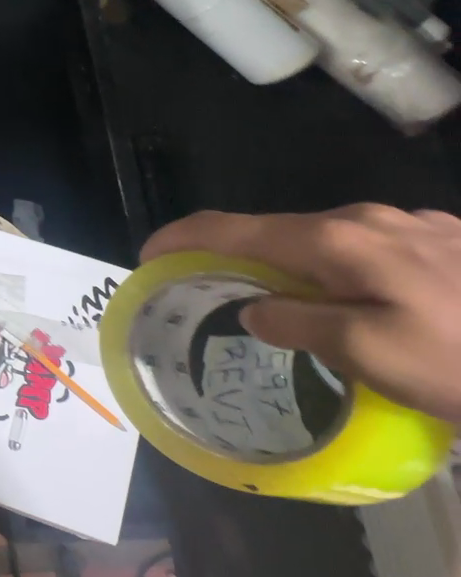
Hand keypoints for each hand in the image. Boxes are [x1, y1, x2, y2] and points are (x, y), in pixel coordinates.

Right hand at [143, 204, 460, 422]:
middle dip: (239, 262)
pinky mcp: (457, 244)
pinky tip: (378, 312)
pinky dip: (348, 276)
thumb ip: (297, 325)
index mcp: (333, 239)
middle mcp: (366, 220)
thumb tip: (258, 311)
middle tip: (226, 305)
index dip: (175, 241)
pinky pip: (375, 253)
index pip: (226, 227)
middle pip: (276, 233)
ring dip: (300, 272)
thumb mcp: (373, 357)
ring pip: (330, 244)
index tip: (146, 262)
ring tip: (305, 316)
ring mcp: (418, 227)